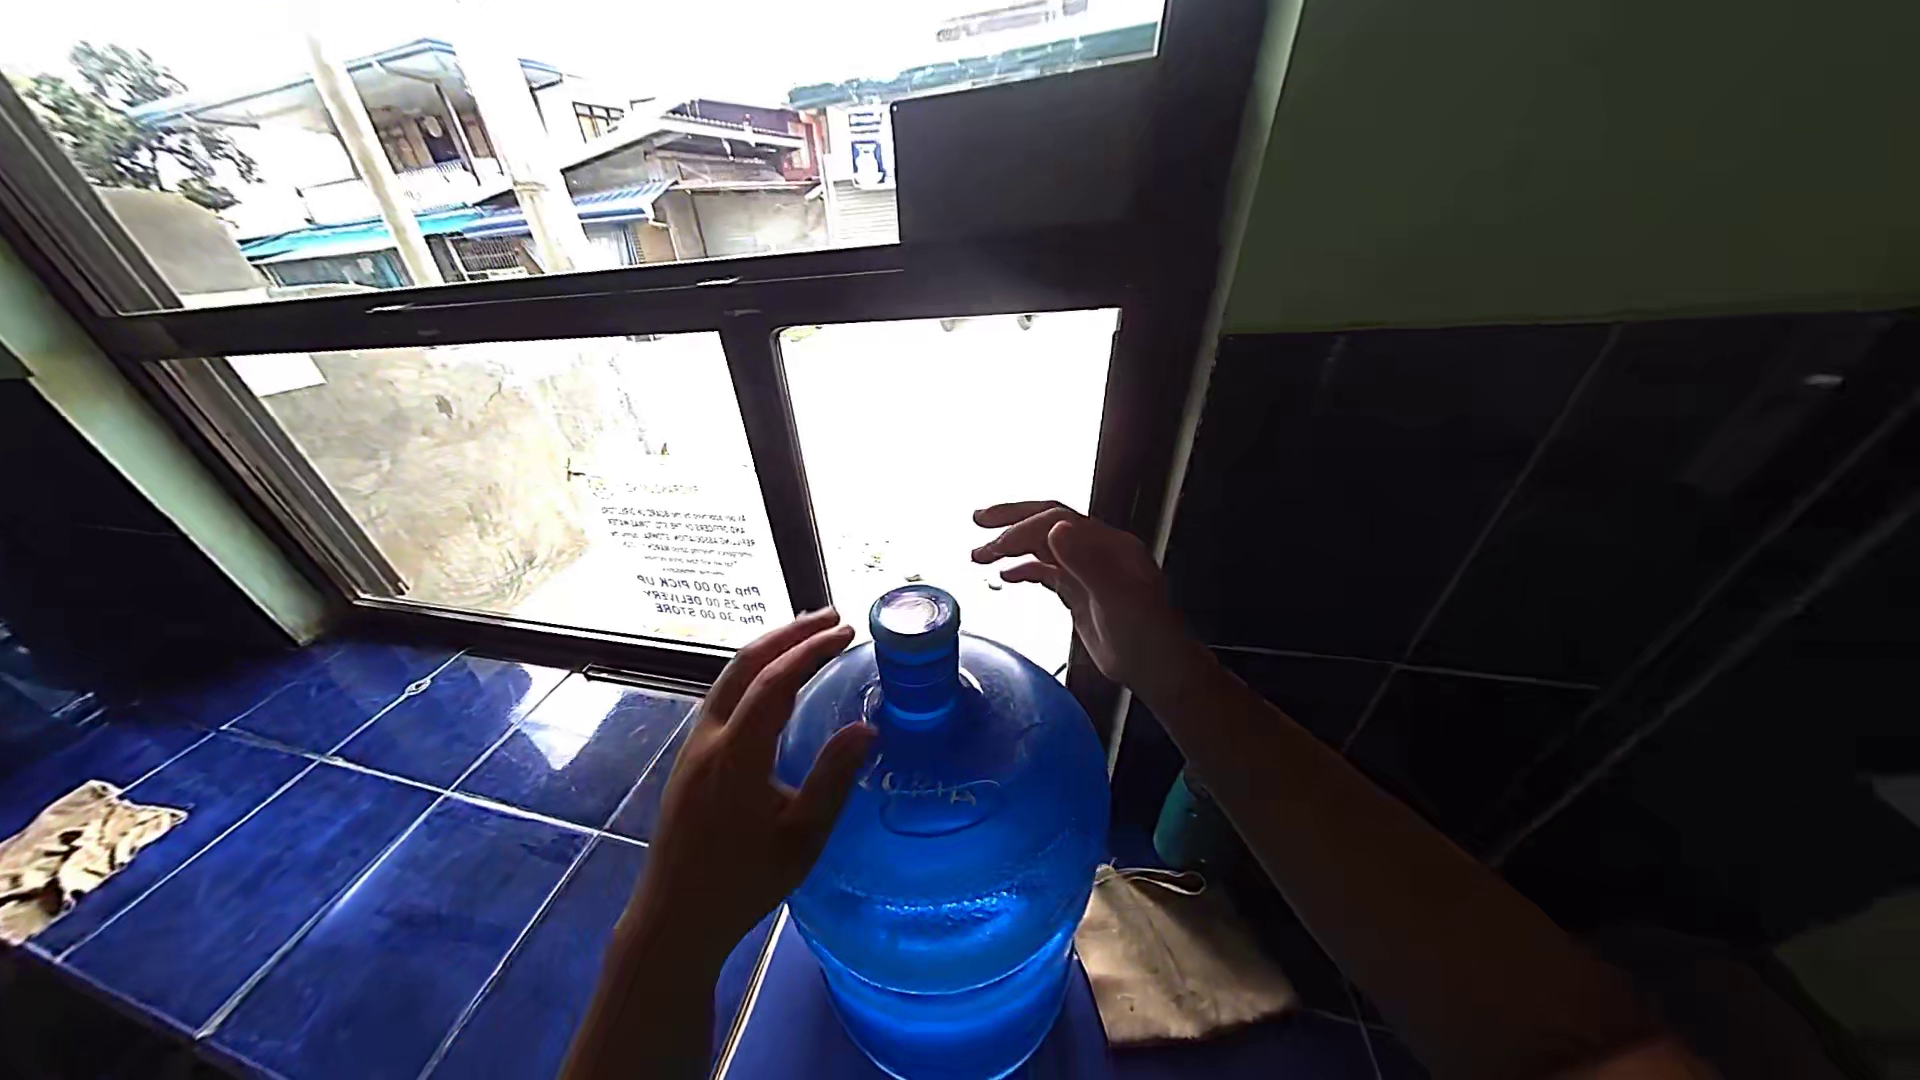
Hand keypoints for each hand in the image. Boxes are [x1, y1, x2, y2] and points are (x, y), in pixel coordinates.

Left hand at [634, 608, 874, 964]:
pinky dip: (755, 670)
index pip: (774, 682)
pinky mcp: (691, 756)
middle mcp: (709, 738)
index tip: (846, 632)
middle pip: (745, 665)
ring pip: (730, 677)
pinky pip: (725, 695)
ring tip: (808, 634)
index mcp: (736, 755)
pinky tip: (775, 679)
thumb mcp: (802, 838)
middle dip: (789, 633)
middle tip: (831, 617)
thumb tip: (868, 729)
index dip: (811, 650)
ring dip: (770, 648)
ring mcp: (695, 745)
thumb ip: (834, 779)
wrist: (673, 919)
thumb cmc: (743, 883)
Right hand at [971, 500, 1195, 697]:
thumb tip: (1056, 529)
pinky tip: (1006, 575)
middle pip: (1049, 523)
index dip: (1025, 527)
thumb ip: (1087, 562)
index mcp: (1109, 545)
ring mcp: (1087, 571)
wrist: (1158, 670)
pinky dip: (1024, 569)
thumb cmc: (1148, 637)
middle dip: (1012, 520)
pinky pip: (1046, 571)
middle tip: (980, 520)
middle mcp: (1097, 551)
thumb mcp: (1118, 598)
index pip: (1058, 521)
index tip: (997, 545)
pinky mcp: (1079, 591)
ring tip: (980, 554)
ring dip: (1012, 547)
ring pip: (1043, 547)